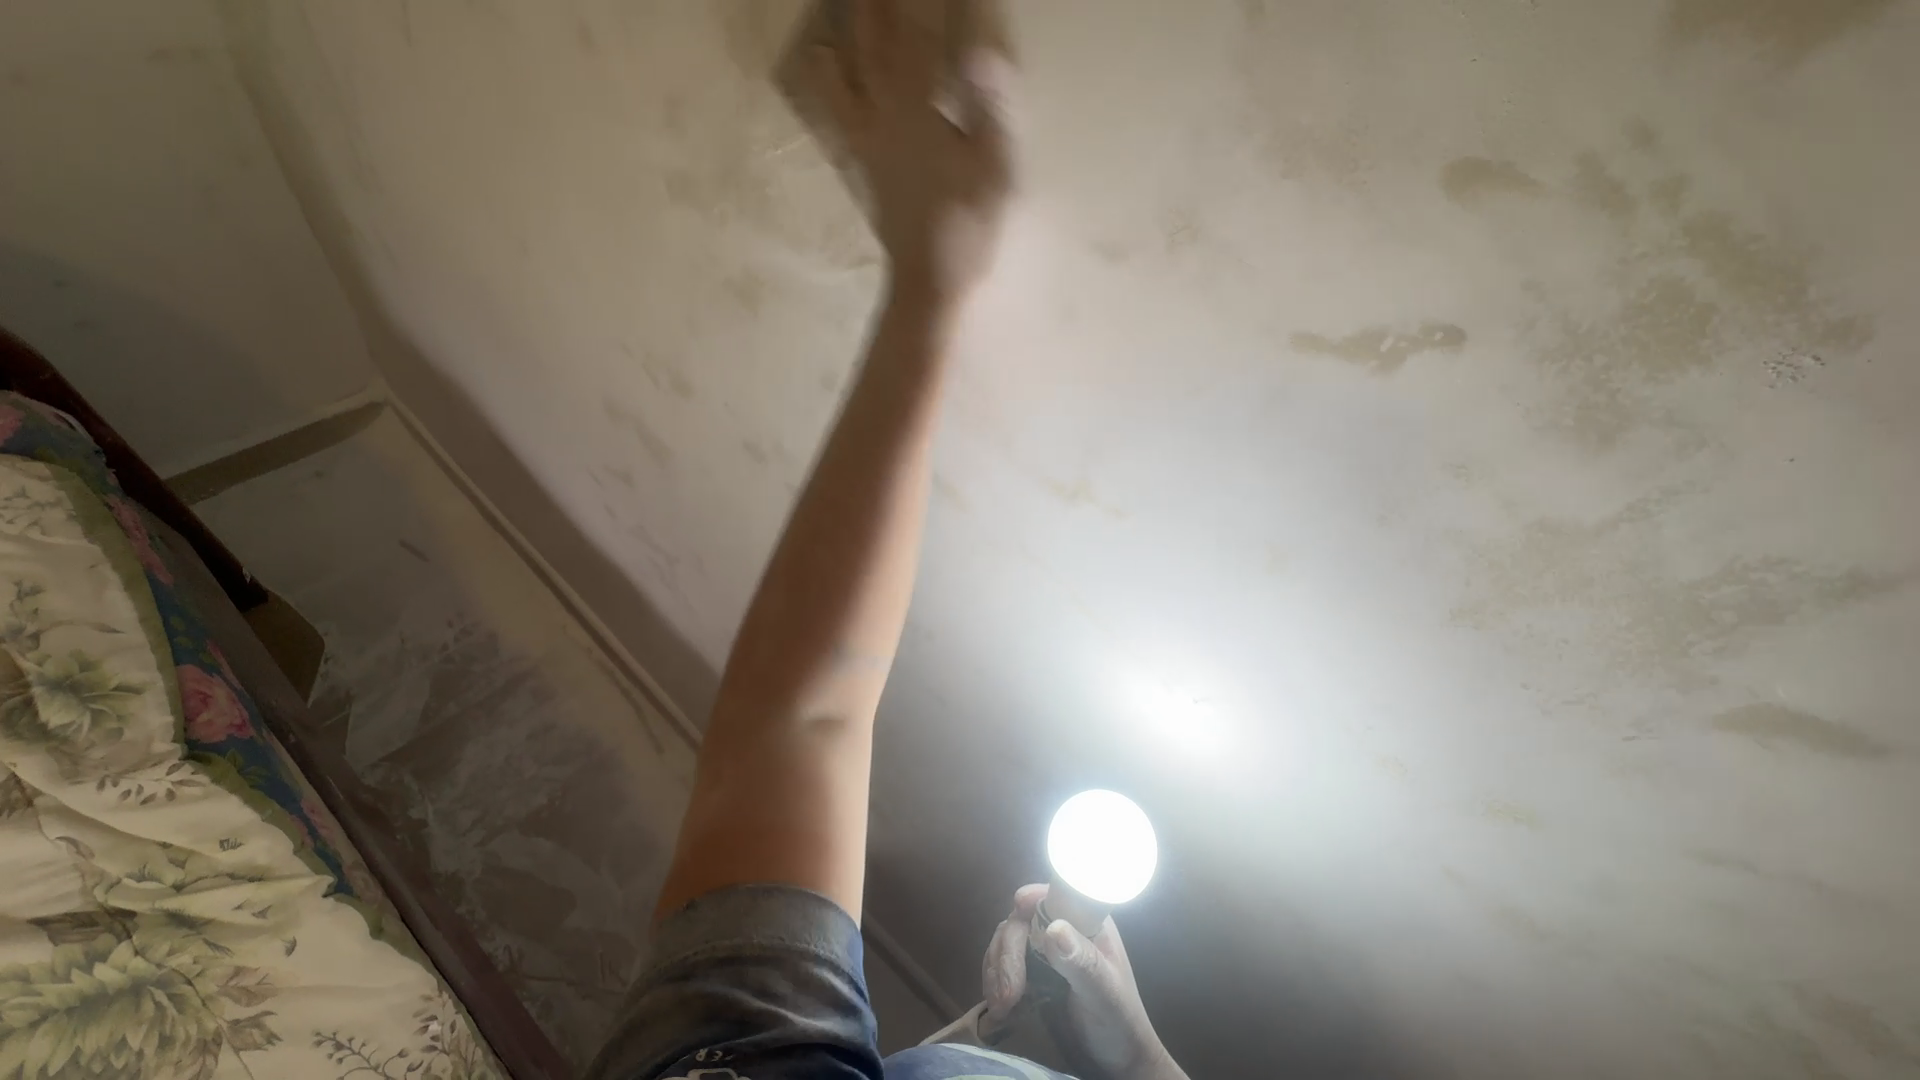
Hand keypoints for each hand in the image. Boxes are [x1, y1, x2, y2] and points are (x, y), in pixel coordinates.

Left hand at [817, 0, 1014, 302]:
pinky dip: (828, 95)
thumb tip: (980, 50)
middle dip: (873, 10)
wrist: (929, 280)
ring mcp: (866, 144)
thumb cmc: (969, 225)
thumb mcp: (996, 167)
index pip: (919, 38)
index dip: (923, 2)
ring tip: (826, 26)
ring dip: (835, 50)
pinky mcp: (862, 169)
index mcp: (918, 111)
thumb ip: (988, 106)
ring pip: (842, 85)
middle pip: (872, 50)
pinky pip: (838, 121)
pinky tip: (827, 86)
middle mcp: (883, 118)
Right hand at [980, 885, 1184, 1079]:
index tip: (1017, 908)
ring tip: (1001, 1007)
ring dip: (997, 970)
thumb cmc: (1120, 1021)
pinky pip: (1002, 963)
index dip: (1032, 896)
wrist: (1117, 1060)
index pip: (1052, 894)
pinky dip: (995, 980)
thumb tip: (1053, 929)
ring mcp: (1045, 949)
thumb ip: (1081, 962)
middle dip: (1008, 954)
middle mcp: (1063, 928)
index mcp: (1086, 921)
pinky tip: (999, 1006)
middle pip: (1021, 922)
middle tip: (1007, 996)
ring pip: (1006, 941)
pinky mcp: (1031, 972)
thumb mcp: (1104, 993)